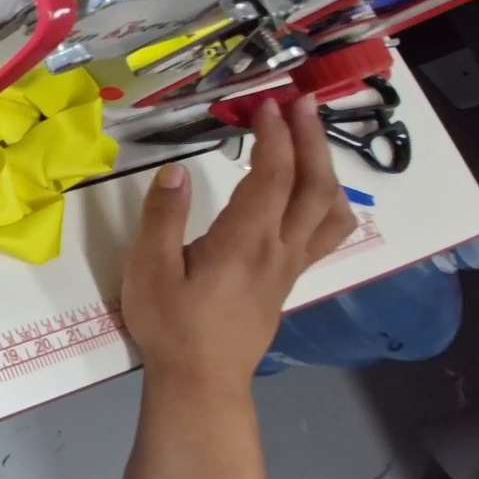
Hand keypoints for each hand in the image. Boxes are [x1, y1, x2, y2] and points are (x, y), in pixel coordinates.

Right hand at [121, 96, 357, 393]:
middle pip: (312, 185)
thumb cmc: (169, 321)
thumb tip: (176, 172)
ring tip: (309, 139)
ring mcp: (290, 264)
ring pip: (329, 207)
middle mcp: (279, 248)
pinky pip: (323, 229)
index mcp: (245, 242)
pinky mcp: (287, 276)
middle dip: (309, 139)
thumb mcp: (149, 268)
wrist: (200, 374)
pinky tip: (313, 192)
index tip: (264, 106)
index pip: (271, 177)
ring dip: (325, 166)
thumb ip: (163, 218)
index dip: (273, 137)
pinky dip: (326, 198)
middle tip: (299, 104)